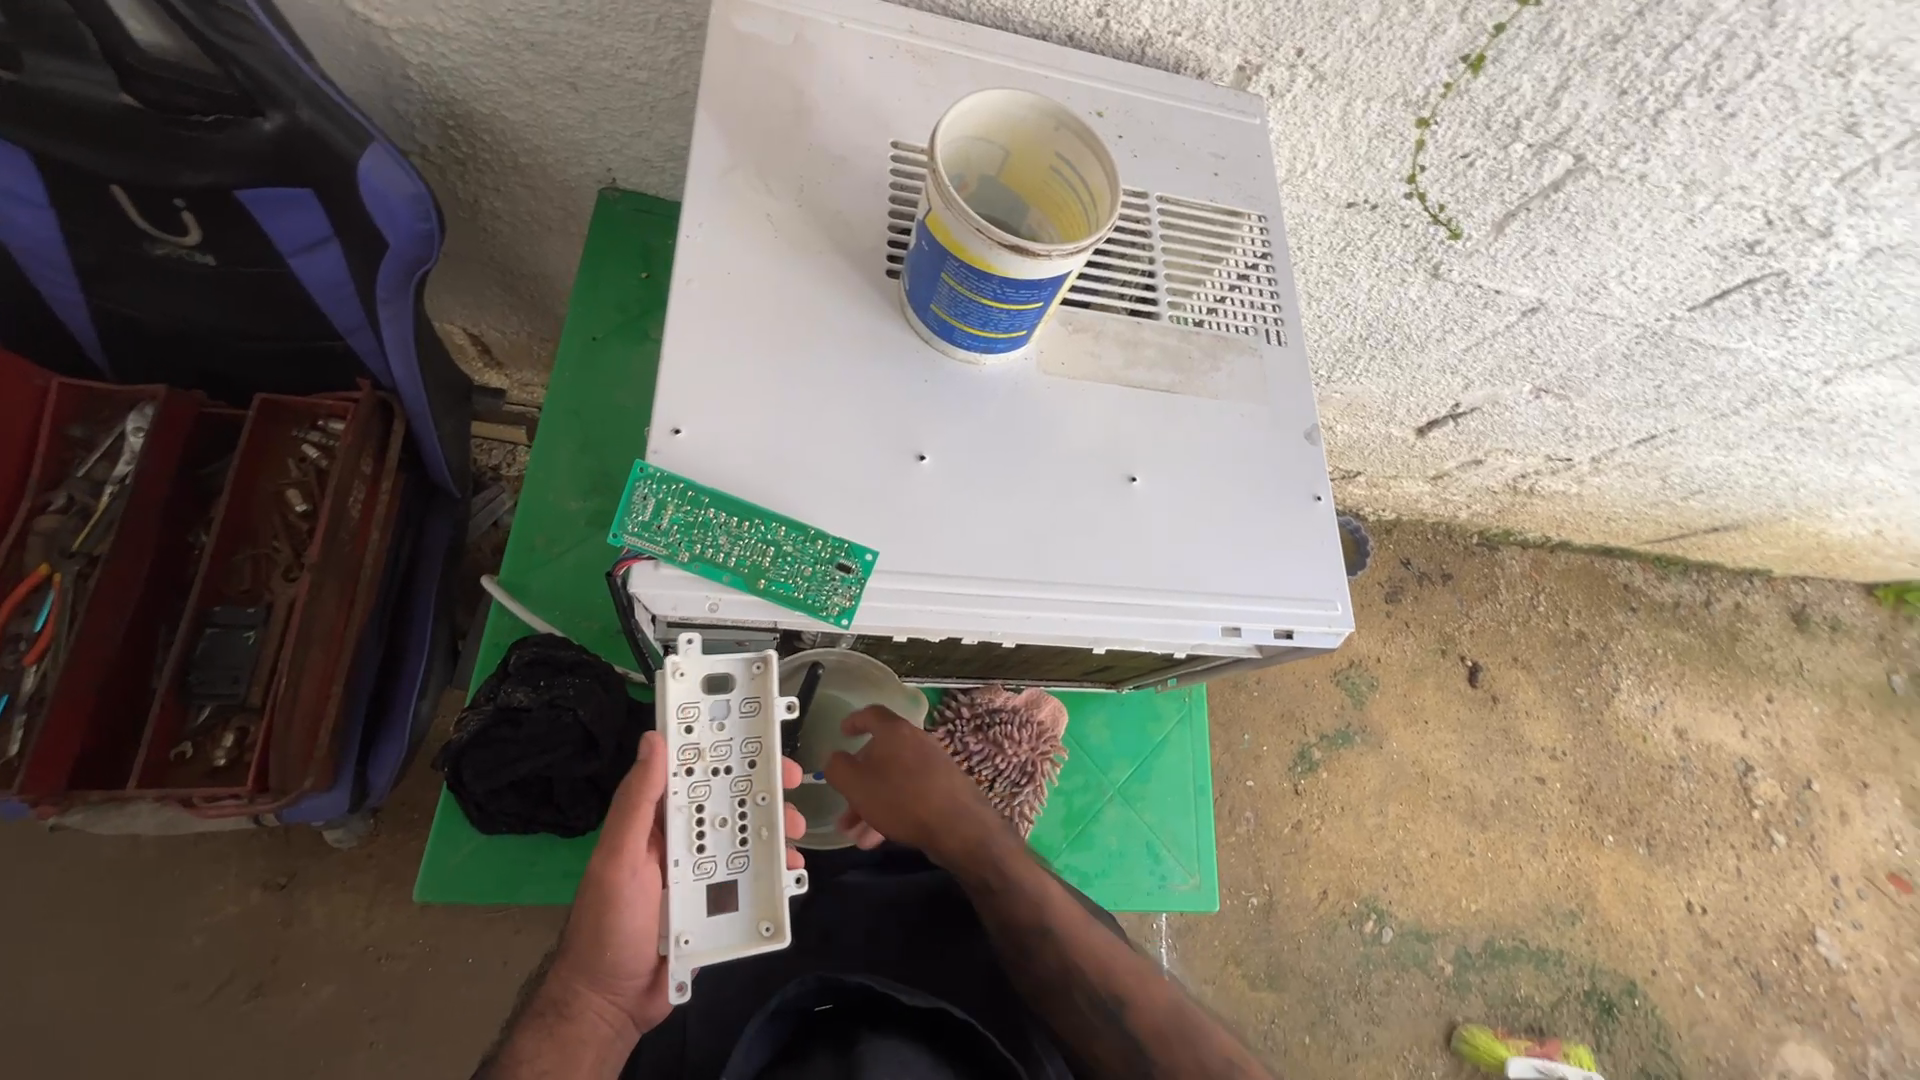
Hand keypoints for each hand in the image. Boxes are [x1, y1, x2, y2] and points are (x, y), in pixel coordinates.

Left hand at [546, 730, 807, 1037]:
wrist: (610, 1004)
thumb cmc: (608, 926)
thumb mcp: (617, 859)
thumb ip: (637, 802)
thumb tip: (655, 740)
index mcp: (656, 823)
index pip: (693, 775)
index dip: (724, 753)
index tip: (756, 740)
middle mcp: (682, 842)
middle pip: (729, 804)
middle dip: (763, 788)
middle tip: (791, 780)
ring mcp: (702, 874)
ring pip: (747, 840)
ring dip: (775, 829)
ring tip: (795, 832)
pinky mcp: (719, 904)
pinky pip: (754, 880)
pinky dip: (777, 872)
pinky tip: (792, 871)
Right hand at [824, 705, 1011, 866]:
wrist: (958, 825)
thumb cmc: (900, 797)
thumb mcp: (856, 784)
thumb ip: (838, 767)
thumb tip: (836, 758)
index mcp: (895, 731)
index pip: (871, 714)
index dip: (854, 721)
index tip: (842, 732)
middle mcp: (916, 741)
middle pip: (880, 755)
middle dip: (858, 784)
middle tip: (843, 807)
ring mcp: (932, 765)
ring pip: (892, 781)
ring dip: (870, 805)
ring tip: (855, 834)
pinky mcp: (942, 788)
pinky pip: (908, 795)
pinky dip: (890, 812)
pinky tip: (876, 839)